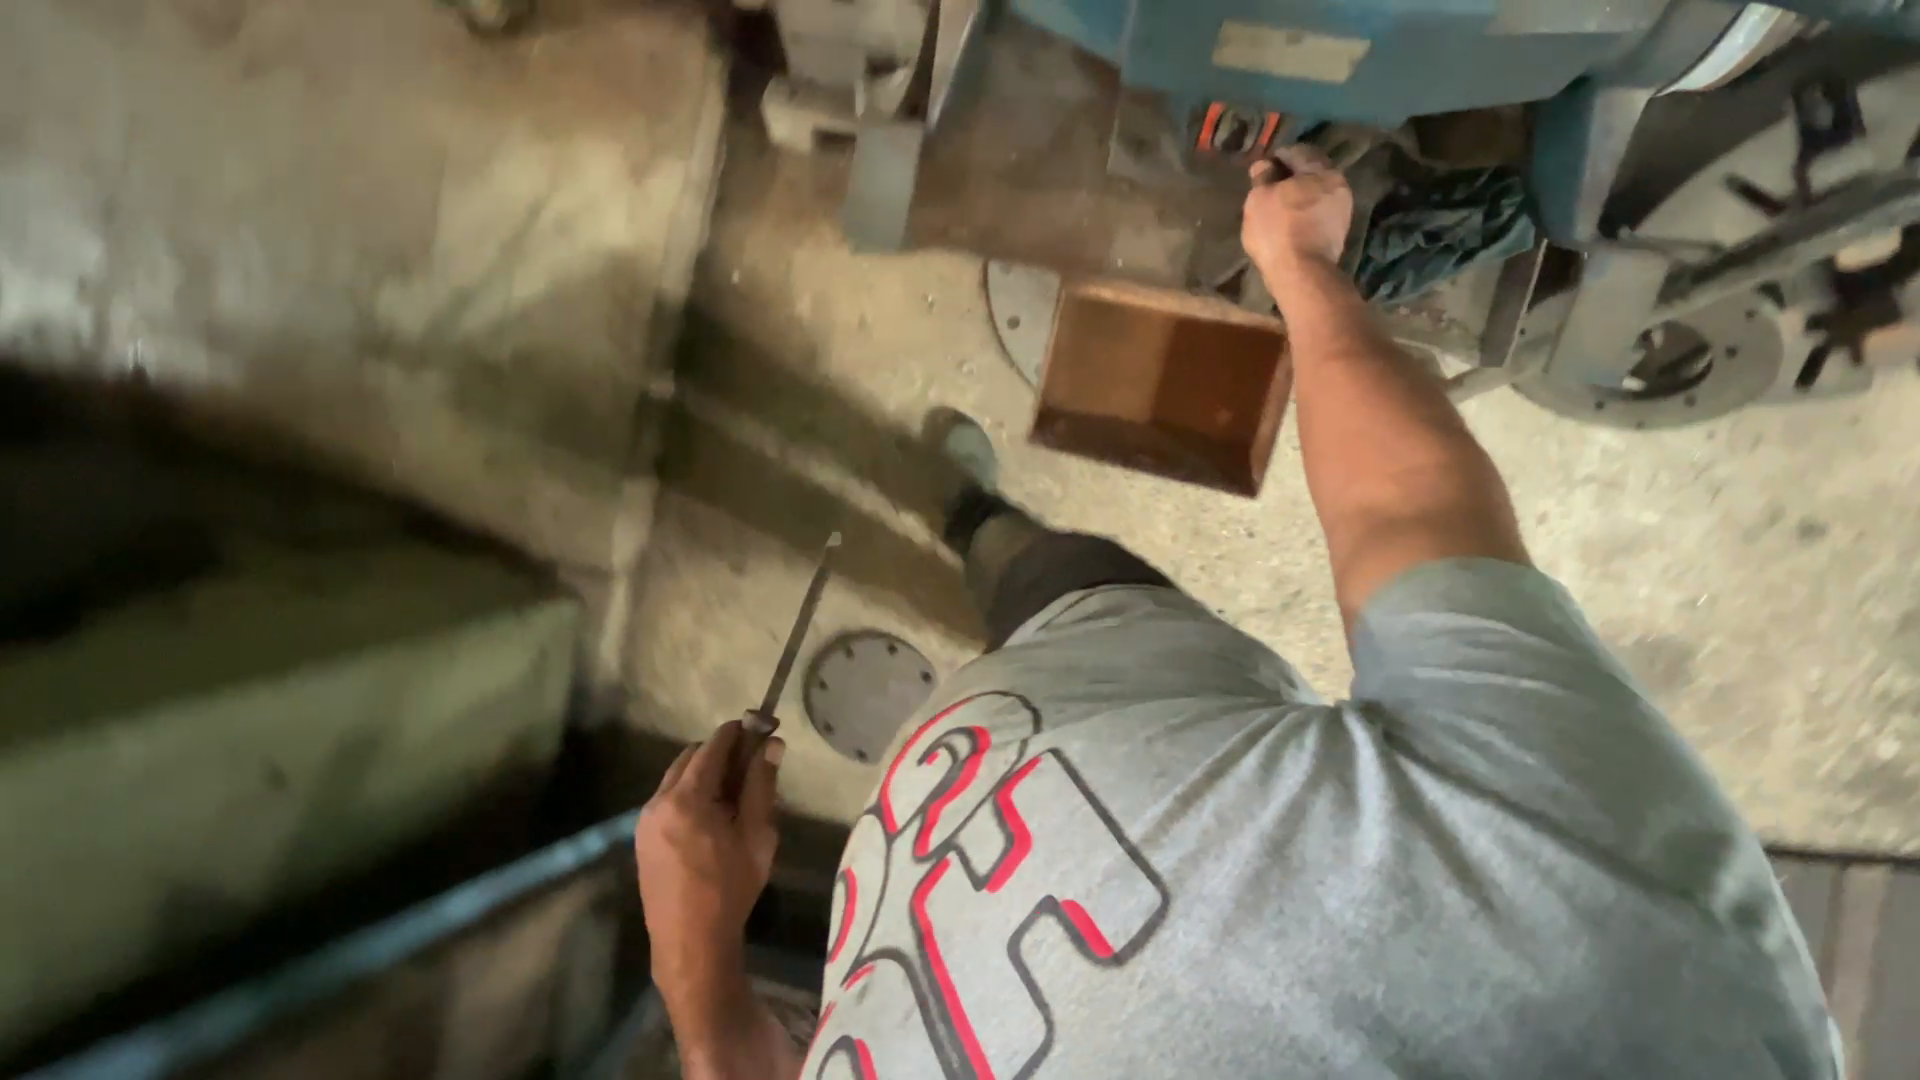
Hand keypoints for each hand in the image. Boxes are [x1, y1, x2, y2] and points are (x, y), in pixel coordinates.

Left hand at [635, 719, 784, 1025]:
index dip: (739, 731)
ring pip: (677, 778)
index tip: (762, 726)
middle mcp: (658, 801)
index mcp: (686, 798)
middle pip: (691, 757)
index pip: (713, 746)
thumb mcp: (757, 835)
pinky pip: (668, 800)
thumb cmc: (730, 888)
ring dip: (705, 773)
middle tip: (753, 762)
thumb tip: (771, 744)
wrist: (690, 945)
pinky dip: (691, 794)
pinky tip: (713, 816)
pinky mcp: (642, 839)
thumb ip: (761, 785)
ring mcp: (644, 821)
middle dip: (721, 752)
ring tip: (736, 792)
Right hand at [1241, 144, 1353, 279]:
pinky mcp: (1339, 230)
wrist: (1301, 272)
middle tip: (1271, 188)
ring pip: (1318, 193)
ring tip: (1281, 207)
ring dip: (1301, 196)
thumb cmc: (1277, 230)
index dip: (1278, 157)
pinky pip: (1320, 212)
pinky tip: (1293, 223)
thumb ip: (1262, 177)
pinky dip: (1307, 212)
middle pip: (1312, 172)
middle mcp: (1337, 183)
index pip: (1298, 152)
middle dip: (1292, 176)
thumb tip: (1264, 165)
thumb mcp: (1259, 199)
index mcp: (1320, 169)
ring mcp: (1342, 208)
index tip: (1263, 169)